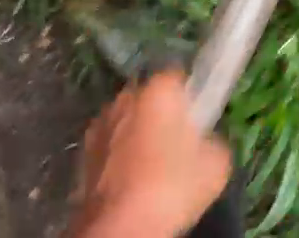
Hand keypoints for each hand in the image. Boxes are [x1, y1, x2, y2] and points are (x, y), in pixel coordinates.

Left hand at [71, 71, 230, 237]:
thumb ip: (215, 142)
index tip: (196, 119)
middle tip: (177, 143)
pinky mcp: (83, 145)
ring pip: (127, 117)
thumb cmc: (171, 187)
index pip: (178, 76)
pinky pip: (109, 139)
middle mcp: (127, 94)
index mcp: (159, 89)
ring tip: (151, 165)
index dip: (189, 96)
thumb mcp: (215, 167)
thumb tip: (207, 140)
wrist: (120, 224)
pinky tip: (129, 178)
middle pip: (150, 95)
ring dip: (136, 131)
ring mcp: (101, 118)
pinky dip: (117, 151)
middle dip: (161, 112)